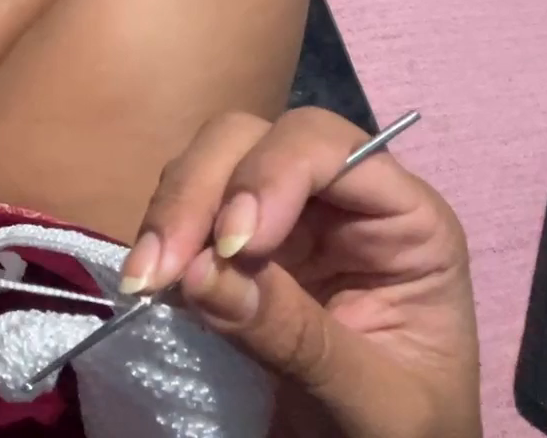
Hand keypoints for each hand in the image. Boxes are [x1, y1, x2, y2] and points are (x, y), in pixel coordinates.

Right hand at [124, 108, 480, 437]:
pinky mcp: (225, 239)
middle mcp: (332, 198)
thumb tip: (200, 272)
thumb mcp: (378, 406)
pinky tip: (147, 282)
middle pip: (249, 138)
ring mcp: (274, 213)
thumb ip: (300, 340)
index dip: (272, 174)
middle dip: (202, 191)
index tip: (234, 245)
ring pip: (205, 161)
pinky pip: (180, 208)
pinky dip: (156, 236)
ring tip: (146, 281)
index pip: (327, 147)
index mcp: (400, 220)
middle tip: (164, 266)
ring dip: (170, 213)